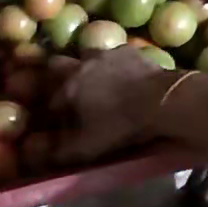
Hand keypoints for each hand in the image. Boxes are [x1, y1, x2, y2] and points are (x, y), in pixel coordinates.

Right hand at [51, 49, 174, 163]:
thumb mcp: (90, 146)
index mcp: (69, 89)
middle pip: (58, 66)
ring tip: (100, 82)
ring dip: (88, 68)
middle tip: (73, 93)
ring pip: (87, 56)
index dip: (55, 111)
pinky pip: (115, 55)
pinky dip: (116, 64)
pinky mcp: (128, 50)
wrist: (160, 101)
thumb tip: (48, 156)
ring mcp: (105, 54)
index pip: (52, 100)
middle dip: (60, 77)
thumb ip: (64, 151)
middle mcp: (81, 66)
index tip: (61, 121)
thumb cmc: (120, 124)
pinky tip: (125, 75)